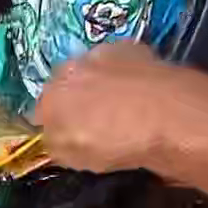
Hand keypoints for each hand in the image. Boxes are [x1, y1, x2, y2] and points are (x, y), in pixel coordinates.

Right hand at [37, 42, 207, 174]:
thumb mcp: (75, 160)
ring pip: (94, 74)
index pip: (40, 114)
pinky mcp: (133, 47)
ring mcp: (101, 53)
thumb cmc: (113, 143)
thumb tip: (54, 138)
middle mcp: (69, 67)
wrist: (166, 115)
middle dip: (76, 103)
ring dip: (102, 89)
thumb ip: (56, 145)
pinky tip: (141, 97)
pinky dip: (126, 78)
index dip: (54, 129)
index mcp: (48, 97)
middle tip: (96, 127)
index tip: (68, 141)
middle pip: (66, 87)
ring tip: (122, 113)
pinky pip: (122, 67)